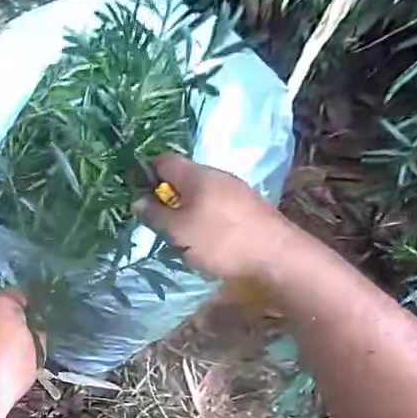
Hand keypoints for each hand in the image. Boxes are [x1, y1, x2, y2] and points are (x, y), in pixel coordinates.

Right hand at [133, 154, 302, 281]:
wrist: (277, 256)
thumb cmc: (220, 240)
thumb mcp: (178, 231)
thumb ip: (155, 215)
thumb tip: (138, 201)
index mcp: (197, 174)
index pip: (164, 161)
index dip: (147, 174)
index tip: (140, 197)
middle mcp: (218, 175)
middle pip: (184, 177)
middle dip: (168, 196)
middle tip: (160, 222)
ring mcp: (237, 190)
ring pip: (202, 193)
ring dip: (188, 209)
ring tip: (182, 234)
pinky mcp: (250, 207)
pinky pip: (218, 205)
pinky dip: (206, 217)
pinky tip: (208, 238)